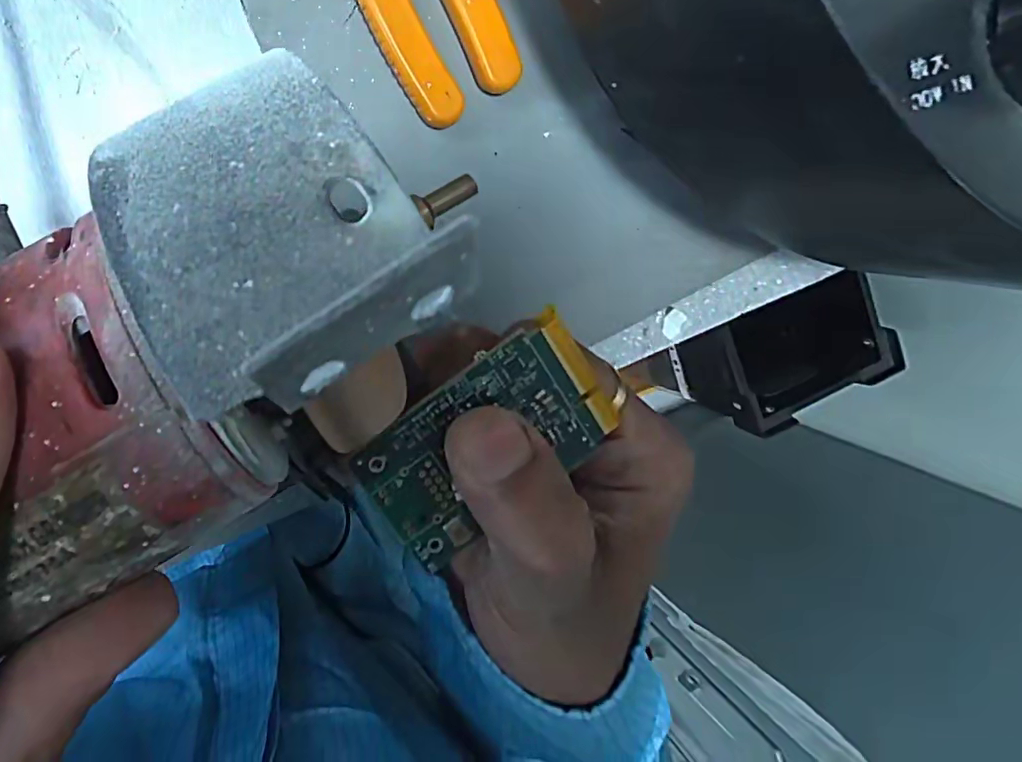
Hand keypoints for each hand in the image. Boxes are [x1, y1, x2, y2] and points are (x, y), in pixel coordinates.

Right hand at [415, 329, 692, 705]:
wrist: (530, 661)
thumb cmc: (562, 627)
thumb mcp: (551, 574)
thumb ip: (526, 506)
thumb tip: (484, 424)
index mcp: (635, 442)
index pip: (572, 369)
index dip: (510, 368)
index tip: (449, 390)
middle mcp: (588, 418)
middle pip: (516, 361)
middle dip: (457, 377)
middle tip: (404, 399)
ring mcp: (538, 425)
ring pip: (476, 374)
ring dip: (428, 387)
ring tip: (388, 411)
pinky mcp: (498, 439)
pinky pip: (452, 402)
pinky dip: (416, 407)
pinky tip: (387, 422)